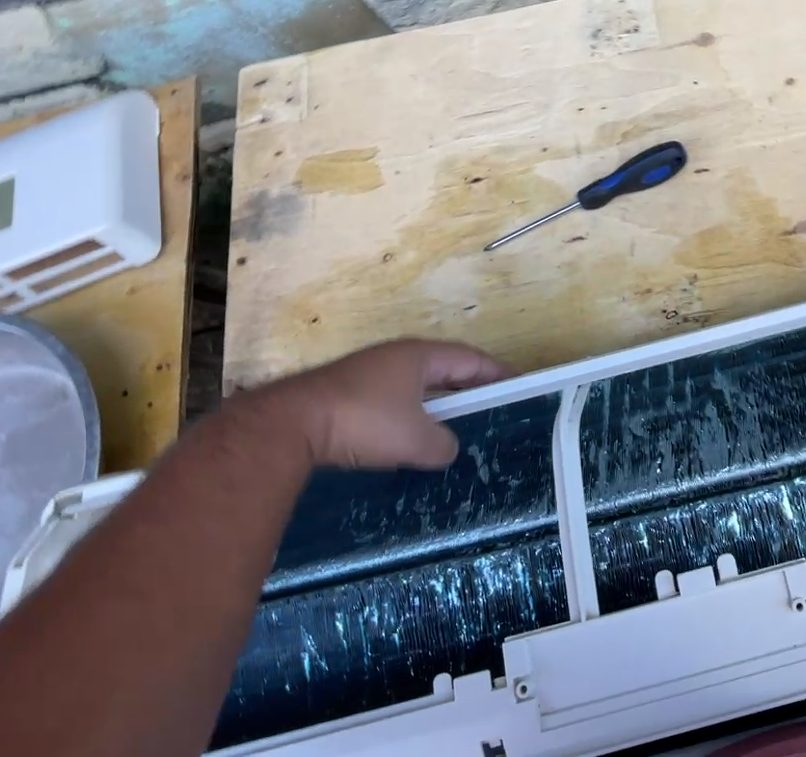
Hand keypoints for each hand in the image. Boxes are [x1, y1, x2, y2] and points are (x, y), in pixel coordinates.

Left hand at [250, 340, 507, 469]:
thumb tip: (447, 448)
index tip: (517, 386)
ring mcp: (365, 374)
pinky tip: (407, 439)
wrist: (287, 426)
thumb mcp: (416, 440)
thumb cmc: (363, 422)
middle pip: (443, 370)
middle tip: (490, 408)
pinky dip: (408, 416)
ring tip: (452, 427)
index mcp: (419, 356)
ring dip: (435, 404)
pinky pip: (391, 401)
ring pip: (414, 387)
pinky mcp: (343, 395)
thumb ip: (443, 444)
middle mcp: (394, 357)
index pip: (470, 360)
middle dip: (467, 389)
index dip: (496, 373)